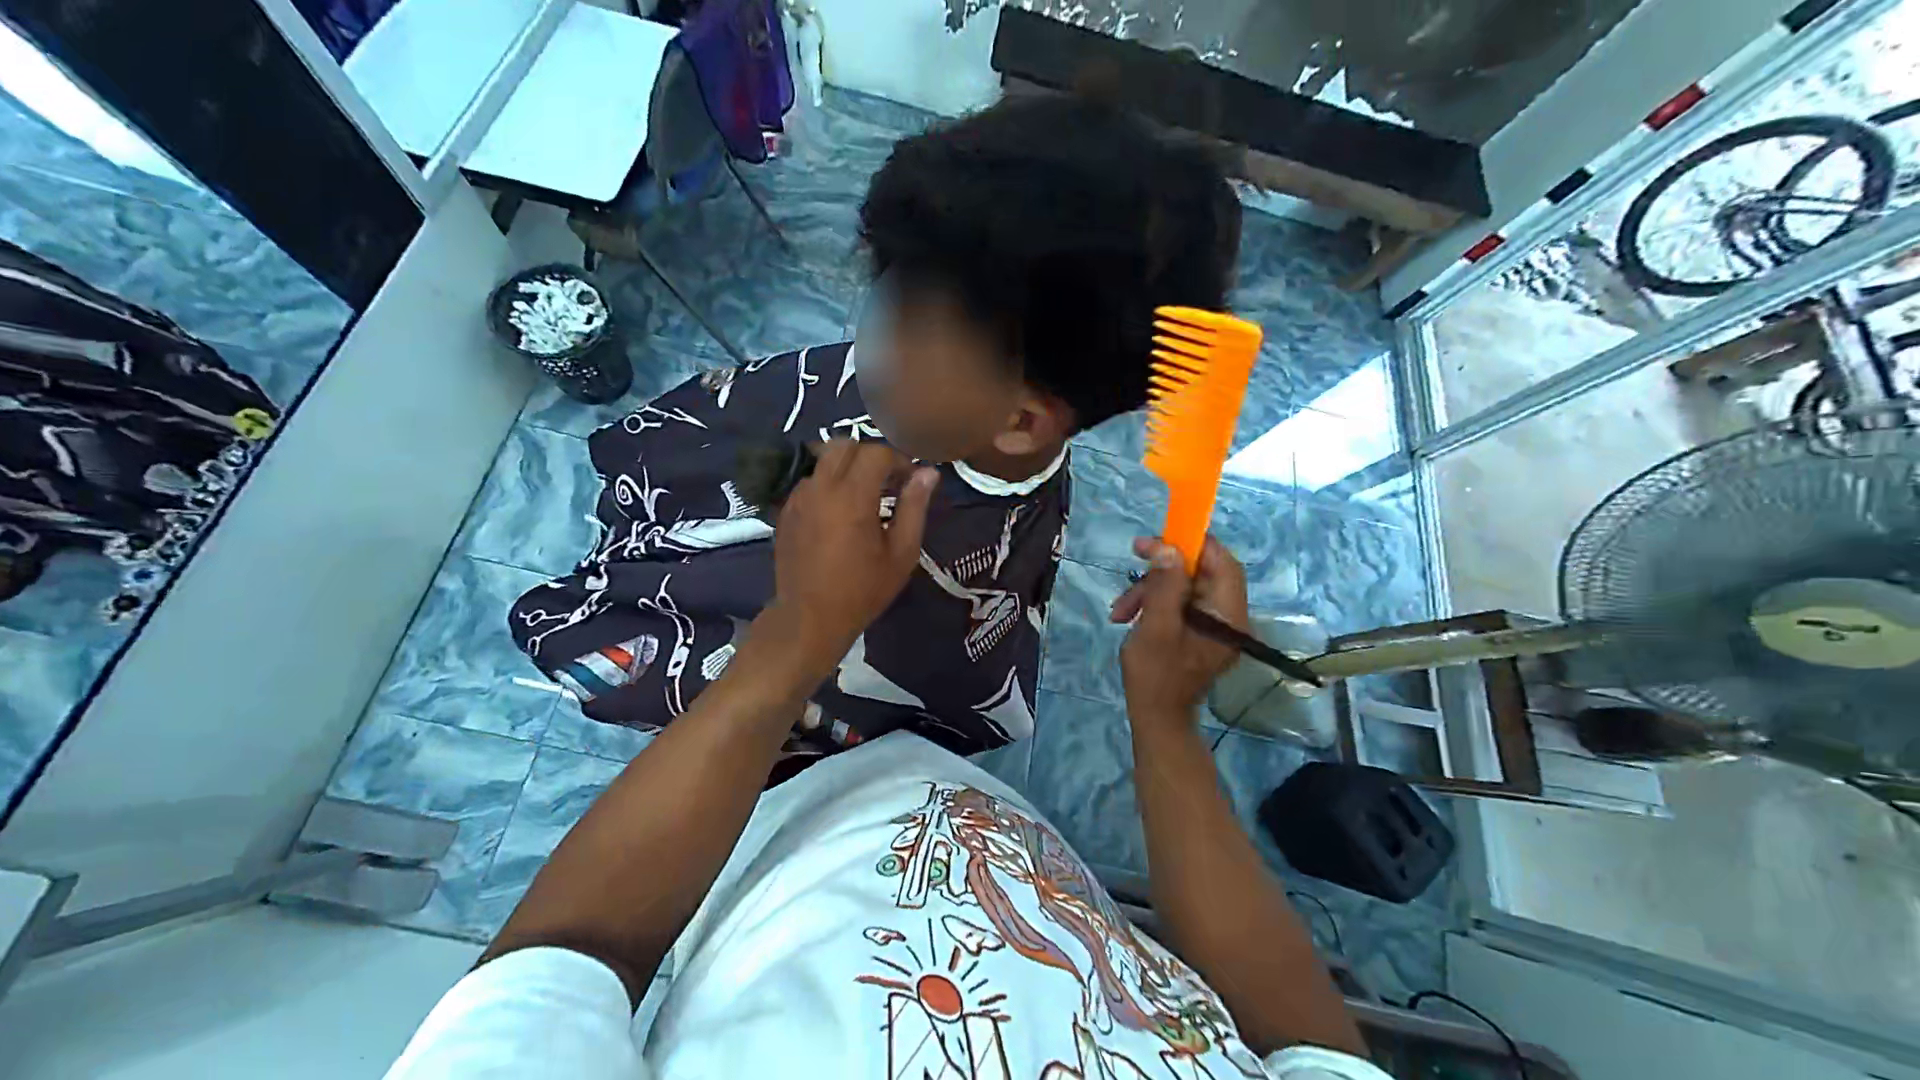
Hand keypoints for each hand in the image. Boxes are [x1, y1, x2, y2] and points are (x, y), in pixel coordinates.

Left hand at [759, 440, 937, 679]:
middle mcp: (820, 488)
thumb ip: (914, 508)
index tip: (911, 481)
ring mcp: (798, 498)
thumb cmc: (862, 591)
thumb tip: (928, 473)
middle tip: (888, 482)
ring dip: (847, 469)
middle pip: (844, 444)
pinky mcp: (786, 511)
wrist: (809, 619)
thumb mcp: (901, 554)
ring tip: (865, 498)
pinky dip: (828, 486)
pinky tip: (840, 515)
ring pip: (824, 461)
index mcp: (851, 497)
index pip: (876, 453)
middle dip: (870, 455)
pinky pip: (810, 482)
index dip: (899, 460)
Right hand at [1113, 535, 1249, 734]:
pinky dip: (1155, 603)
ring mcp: (1216, 626)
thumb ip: (1166, 586)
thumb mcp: (1156, 627)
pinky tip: (1129, 615)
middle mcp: (1230, 618)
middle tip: (1134, 560)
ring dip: (1152, 589)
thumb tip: (1168, 548)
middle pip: (1201, 573)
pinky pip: (1181, 604)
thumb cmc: (1156, 676)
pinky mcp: (1200, 633)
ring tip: (1121, 609)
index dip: (1196, 544)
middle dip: (1163, 570)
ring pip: (1186, 587)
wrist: (1156, 718)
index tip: (1161, 537)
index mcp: (1229, 617)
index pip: (1224, 564)